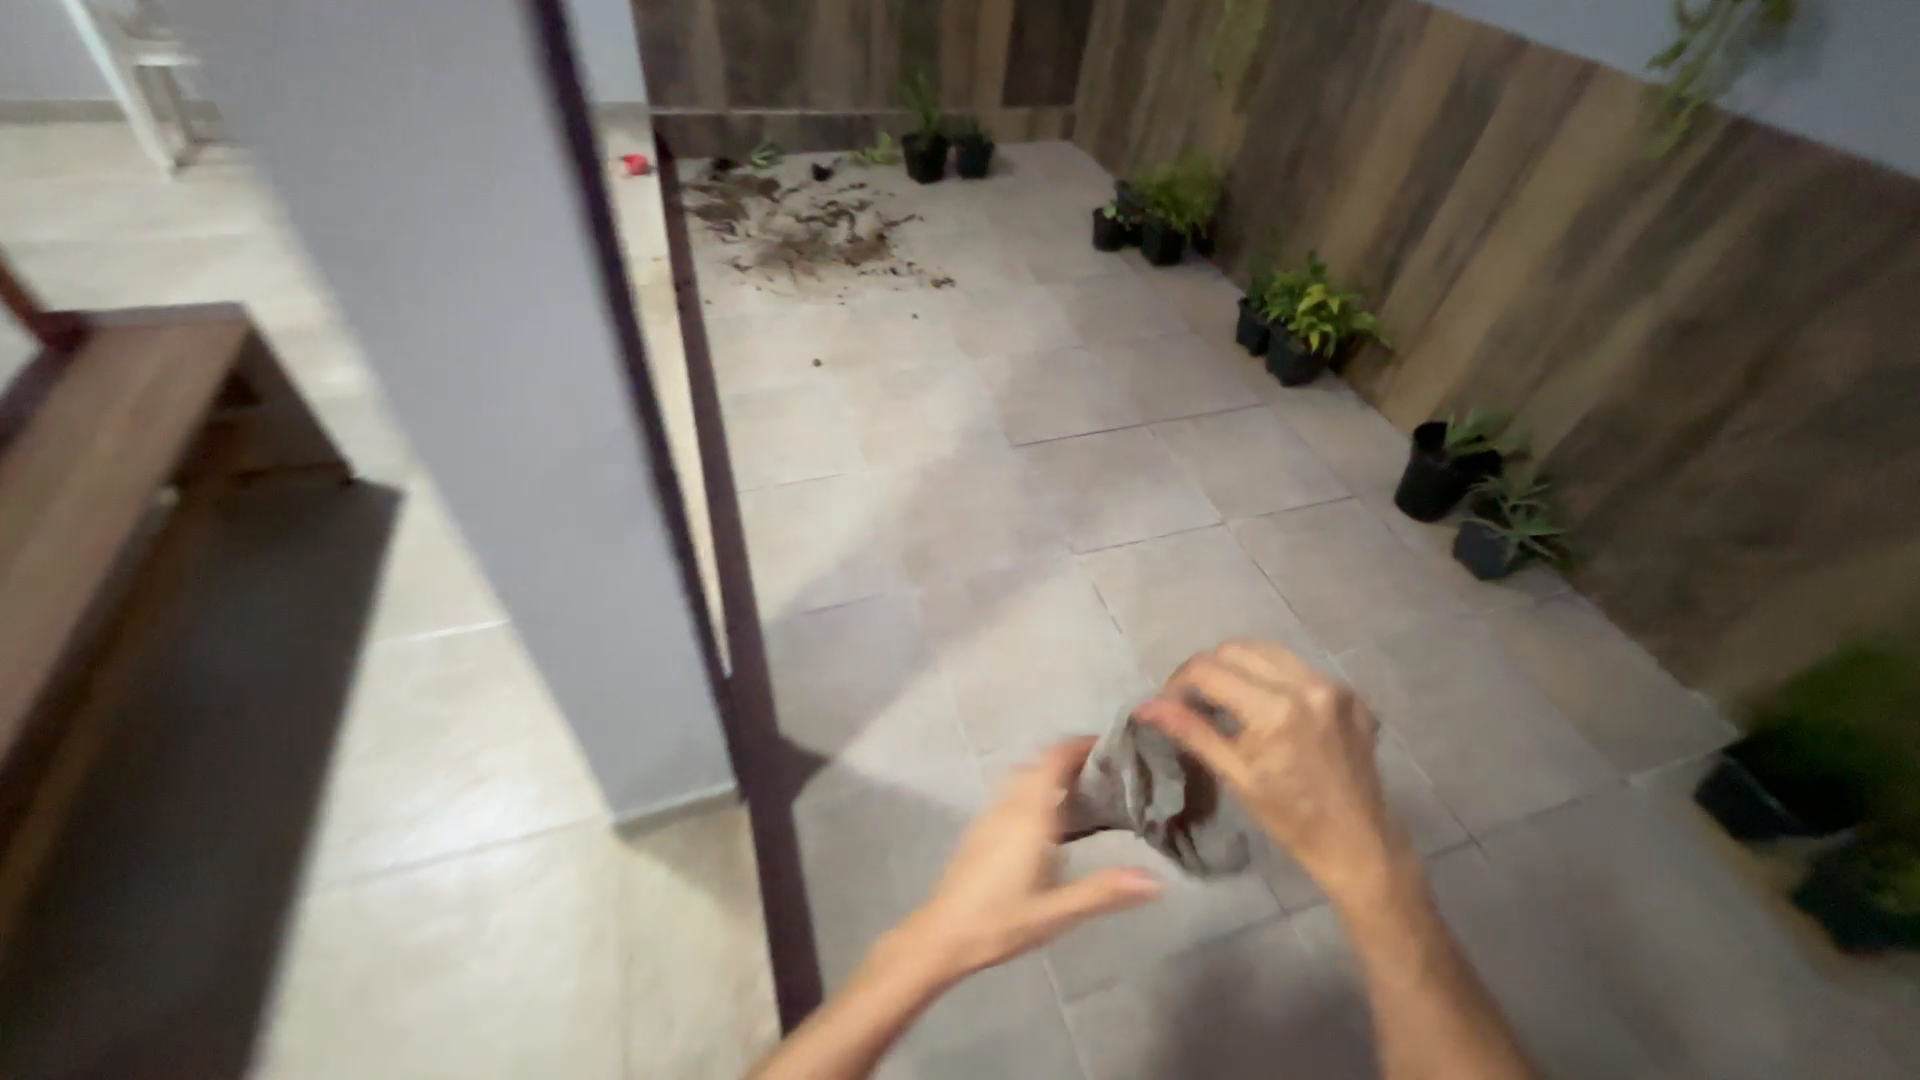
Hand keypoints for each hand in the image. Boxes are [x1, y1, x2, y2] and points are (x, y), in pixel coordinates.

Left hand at [883, 739, 1162, 983]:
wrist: (941, 935)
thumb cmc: (1000, 921)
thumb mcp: (1057, 912)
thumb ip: (1104, 892)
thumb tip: (1156, 880)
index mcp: (1028, 816)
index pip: (1052, 761)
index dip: (1076, 746)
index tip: (1105, 745)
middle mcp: (1007, 807)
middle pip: (1037, 764)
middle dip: (1066, 759)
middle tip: (1100, 770)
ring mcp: (989, 816)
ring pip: (1020, 777)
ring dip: (1046, 773)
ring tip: (1078, 790)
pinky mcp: (979, 831)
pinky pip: (1009, 794)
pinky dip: (1031, 790)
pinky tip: (1045, 820)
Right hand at [1137, 642, 1412, 906]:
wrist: (1358, 844)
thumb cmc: (1290, 817)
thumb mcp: (1234, 774)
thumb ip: (1191, 730)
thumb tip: (1145, 706)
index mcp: (1275, 709)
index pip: (1210, 671)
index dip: (1180, 681)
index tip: (1170, 702)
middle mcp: (1307, 685)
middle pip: (1237, 650)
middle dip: (1207, 669)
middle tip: (1195, 699)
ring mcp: (1335, 687)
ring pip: (1269, 652)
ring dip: (1240, 667)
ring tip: (1229, 697)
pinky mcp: (1352, 695)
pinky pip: (1300, 669)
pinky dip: (1275, 678)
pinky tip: (1270, 708)